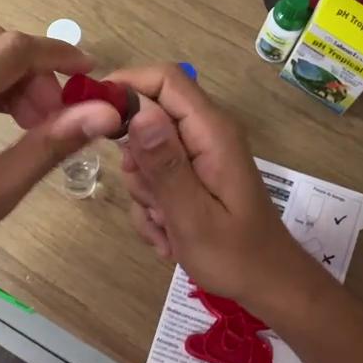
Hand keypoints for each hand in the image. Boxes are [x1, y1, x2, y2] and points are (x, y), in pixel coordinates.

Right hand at [110, 66, 328, 318]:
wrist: (268, 283)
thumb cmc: (235, 254)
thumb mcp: (192, 216)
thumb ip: (164, 164)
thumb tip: (138, 113)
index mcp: (212, 131)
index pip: (165, 80)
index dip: (126, 86)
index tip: (93, 118)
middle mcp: (208, 132)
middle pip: (150, 116)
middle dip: (136, 159)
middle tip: (149, 199)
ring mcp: (201, 153)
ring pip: (148, 152)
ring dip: (145, 191)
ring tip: (166, 227)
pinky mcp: (196, 173)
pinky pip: (158, 176)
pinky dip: (154, 206)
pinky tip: (169, 236)